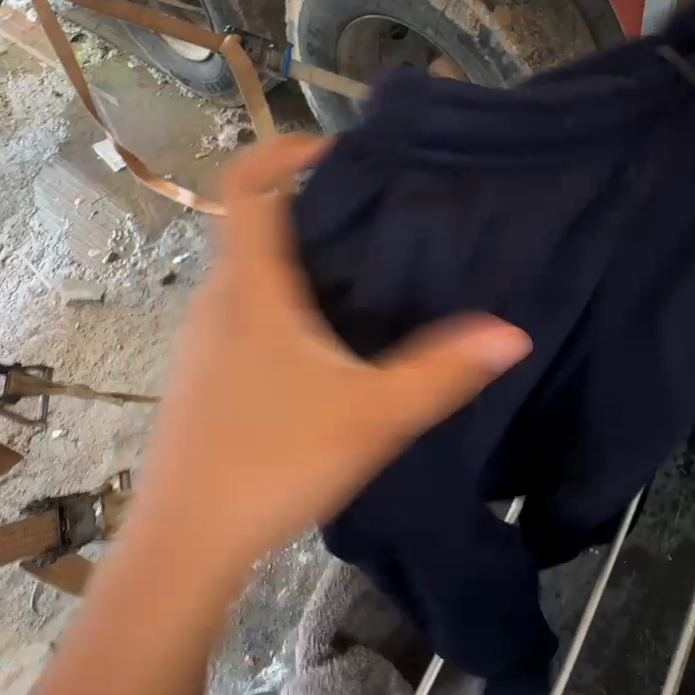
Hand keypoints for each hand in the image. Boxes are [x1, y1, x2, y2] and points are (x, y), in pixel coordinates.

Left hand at [134, 134, 531, 570]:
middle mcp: (218, 299)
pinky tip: (319, 344)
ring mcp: (201, 338)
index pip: (247, 185)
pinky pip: (240, 309)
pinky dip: (277, 298)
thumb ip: (443, 371)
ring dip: (293, 256)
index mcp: (252, 287)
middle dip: (307, 207)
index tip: (334, 150)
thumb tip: (511, 332)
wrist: (183, 544)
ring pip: (247, 270)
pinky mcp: (199, 374)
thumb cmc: (272, 460)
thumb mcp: (372, 415)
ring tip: (357, 274)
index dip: (282, 150)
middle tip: (372, 215)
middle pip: (252, 223)